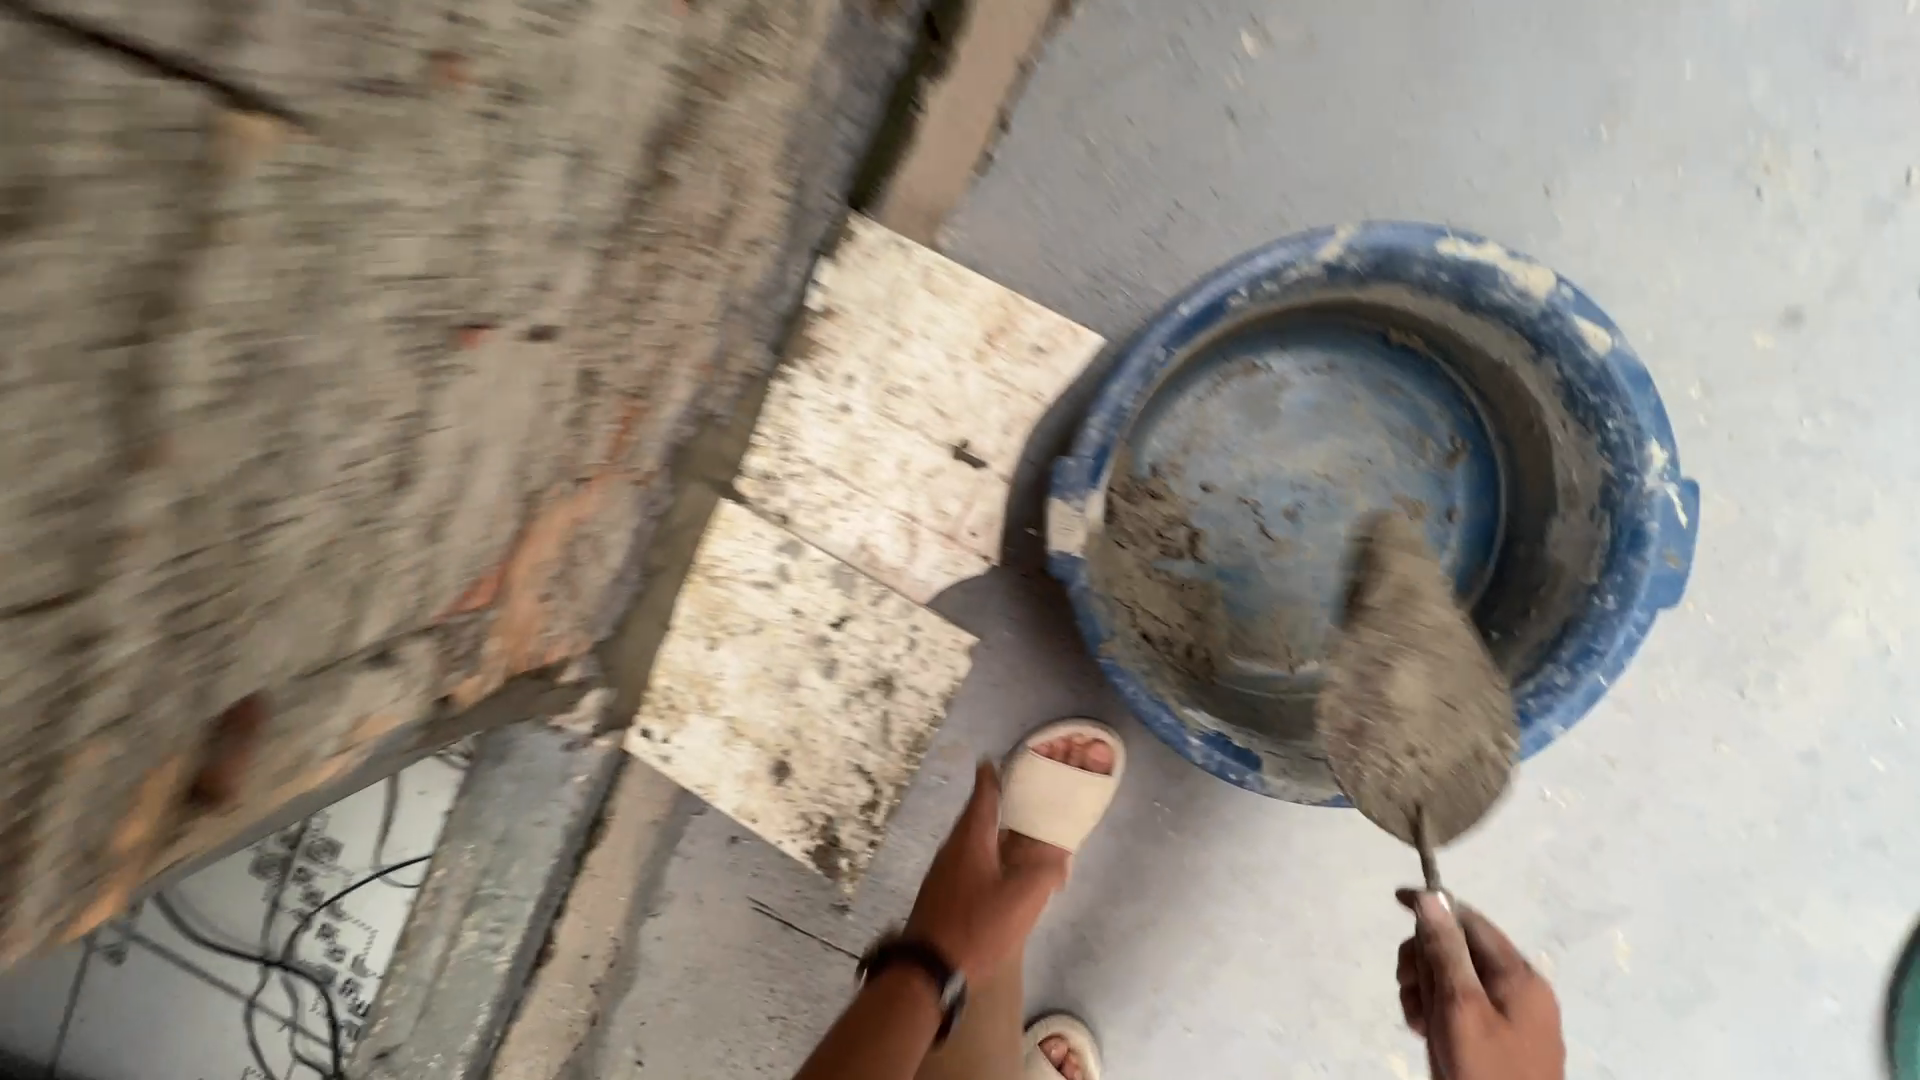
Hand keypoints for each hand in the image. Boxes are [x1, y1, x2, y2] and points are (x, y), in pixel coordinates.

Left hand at [904, 762, 1068, 979]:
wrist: (928, 967)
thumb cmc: (977, 925)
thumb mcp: (1022, 898)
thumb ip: (1045, 870)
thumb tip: (1060, 852)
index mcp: (972, 836)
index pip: (984, 793)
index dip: (994, 774)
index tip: (1002, 759)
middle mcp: (954, 845)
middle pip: (980, 816)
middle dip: (1002, 807)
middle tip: (1027, 802)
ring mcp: (944, 870)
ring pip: (975, 841)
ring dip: (997, 836)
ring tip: (1022, 840)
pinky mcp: (943, 892)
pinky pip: (970, 862)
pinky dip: (989, 859)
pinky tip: (1003, 875)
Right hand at [1395, 890, 1564, 1079]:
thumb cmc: (1486, 1071)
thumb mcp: (1459, 1006)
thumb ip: (1444, 949)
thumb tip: (1430, 898)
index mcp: (1518, 976)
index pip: (1469, 919)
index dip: (1432, 906)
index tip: (1394, 901)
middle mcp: (1518, 988)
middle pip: (1457, 946)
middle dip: (1424, 958)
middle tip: (1406, 983)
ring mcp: (1509, 1014)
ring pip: (1451, 974)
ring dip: (1424, 986)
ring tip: (1416, 1017)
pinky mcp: (1497, 1035)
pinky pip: (1457, 1002)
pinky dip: (1434, 1007)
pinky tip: (1425, 1028)